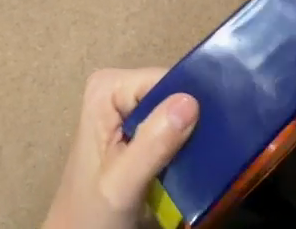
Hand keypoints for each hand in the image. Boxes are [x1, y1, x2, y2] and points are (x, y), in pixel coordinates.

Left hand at [42, 68, 198, 228]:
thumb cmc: (90, 215)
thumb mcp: (121, 184)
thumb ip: (152, 144)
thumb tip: (191, 101)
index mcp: (106, 88)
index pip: (163, 80)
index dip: (186, 105)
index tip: (205, 136)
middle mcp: (116, 89)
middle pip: (170, 92)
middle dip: (188, 120)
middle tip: (203, 152)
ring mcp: (125, 109)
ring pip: (173, 110)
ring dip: (187, 135)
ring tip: (197, 159)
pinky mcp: (134, 130)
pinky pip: (169, 127)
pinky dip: (181, 145)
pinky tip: (186, 163)